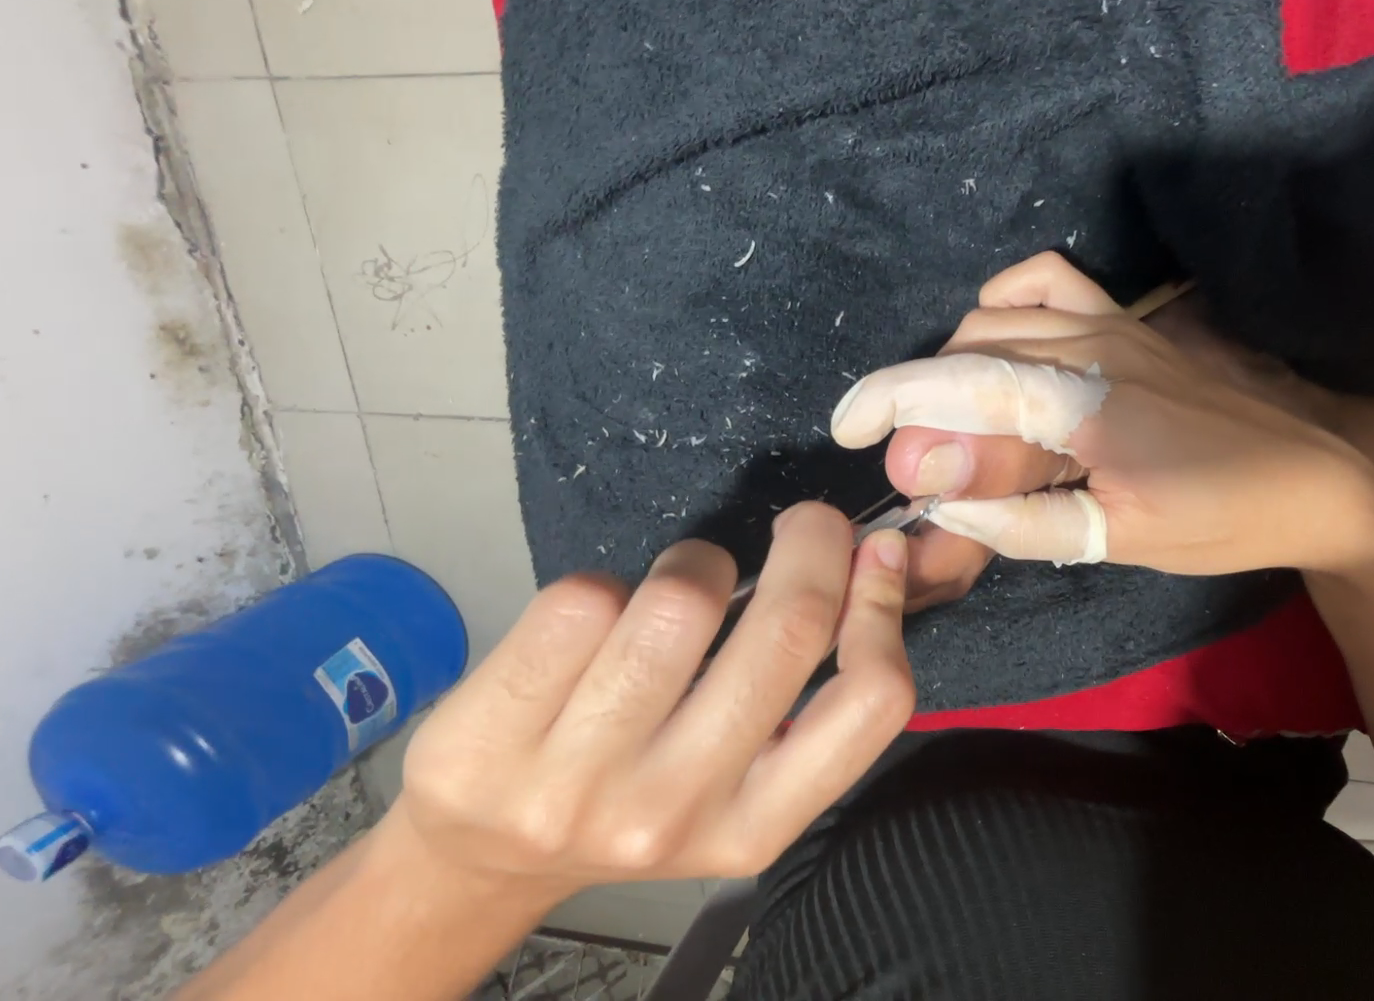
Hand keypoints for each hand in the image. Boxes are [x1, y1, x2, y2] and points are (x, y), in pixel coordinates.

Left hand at [385, 504, 914, 905]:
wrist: (487, 856)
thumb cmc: (640, 790)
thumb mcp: (738, 775)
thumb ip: (802, 689)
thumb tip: (870, 557)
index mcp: (757, 824)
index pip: (867, 702)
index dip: (882, 605)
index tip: (874, 550)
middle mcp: (675, 812)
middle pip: (786, 631)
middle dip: (811, 544)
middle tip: (804, 523)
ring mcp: (575, 786)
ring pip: (680, 602)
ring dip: (695, 563)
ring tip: (676, 587)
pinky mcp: (485, 744)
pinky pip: (582, 600)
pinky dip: (605, 586)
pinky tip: (593, 623)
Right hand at [840, 256, 1373, 575]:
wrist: (1311, 482)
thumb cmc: (1220, 520)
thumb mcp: (1118, 538)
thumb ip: (1024, 518)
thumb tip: (939, 500)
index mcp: (1087, 400)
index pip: (966, 385)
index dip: (894, 399)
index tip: (846, 428)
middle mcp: (1091, 343)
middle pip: (971, 353)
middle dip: (925, 407)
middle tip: (922, 470)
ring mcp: (1112, 321)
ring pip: (998, 319)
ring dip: (956, 367)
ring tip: (956, 425)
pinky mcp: (1128, 321)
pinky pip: (1049, 281)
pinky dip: (1005, 304)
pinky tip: (998, 341)